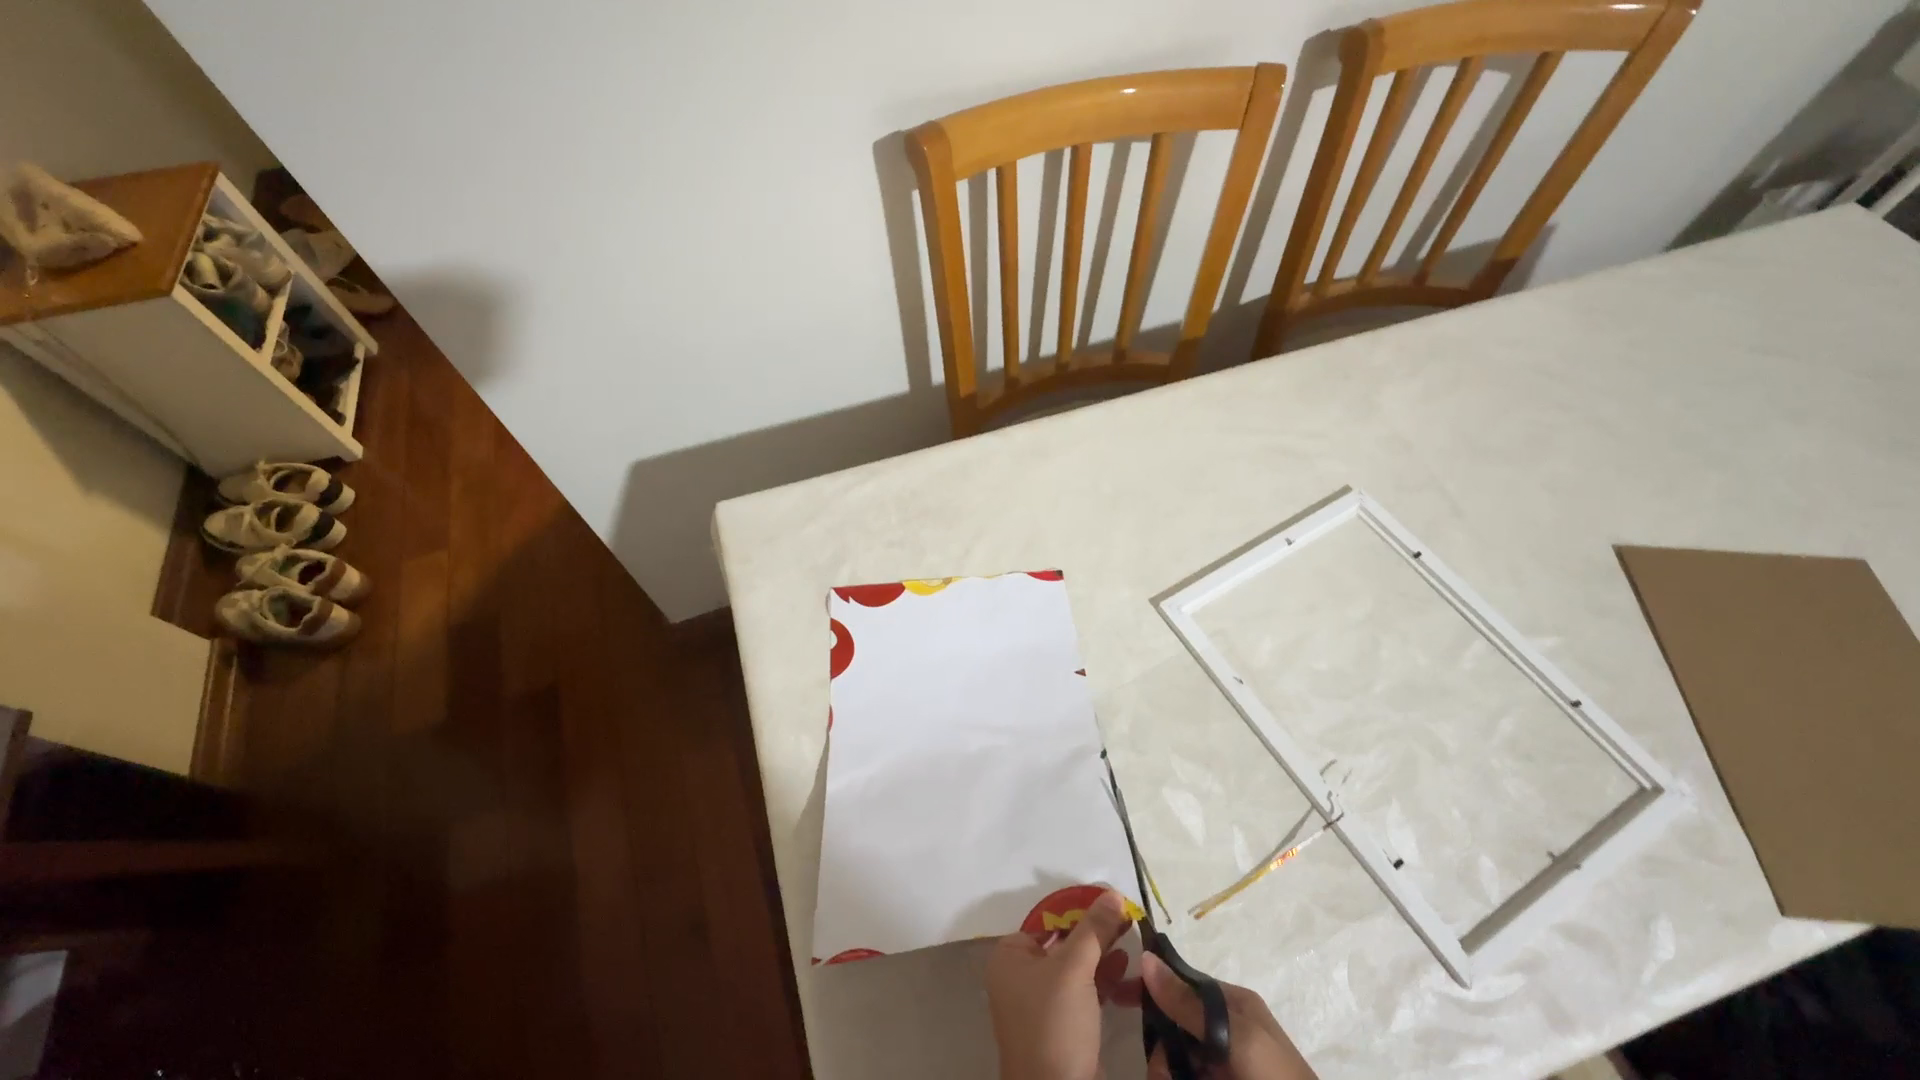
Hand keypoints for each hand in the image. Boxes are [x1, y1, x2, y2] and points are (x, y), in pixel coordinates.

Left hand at [985, 887, 1132, 1079]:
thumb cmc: (1054, 1021)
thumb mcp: (1074, 968)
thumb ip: (1094, 929)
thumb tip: (1111, 892)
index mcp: (1009, 958)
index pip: (1046, 922)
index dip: (1077, 910)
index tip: (1110, 902)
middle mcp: (1021, 978)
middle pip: (1063, 943)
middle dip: (1096, 933)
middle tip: (1129, 918)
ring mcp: (1042, 1004)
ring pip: (1077, 969)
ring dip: (1104, 955)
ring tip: (1134, 938)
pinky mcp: (1064, 1026)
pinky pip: (1085, 993)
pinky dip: (1105, 981)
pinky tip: (1129, 971)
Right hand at [1140, 952, 1317, 1079]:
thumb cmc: (1274, 1076)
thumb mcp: (1234, 1035)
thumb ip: (1188, 1002)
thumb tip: (1145, 957)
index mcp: (1231, 1004)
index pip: (1181, 983)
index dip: (1151, 988)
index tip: (1120, 996)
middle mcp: (1222, 1029)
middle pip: (1170, 1024)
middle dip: (1160, 1046)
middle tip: (1163, 1070)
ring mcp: (1217, 1063)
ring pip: (1171, 1057)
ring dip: (1165, 1071)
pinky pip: (1177, 1075)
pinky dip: (1170, 1078)